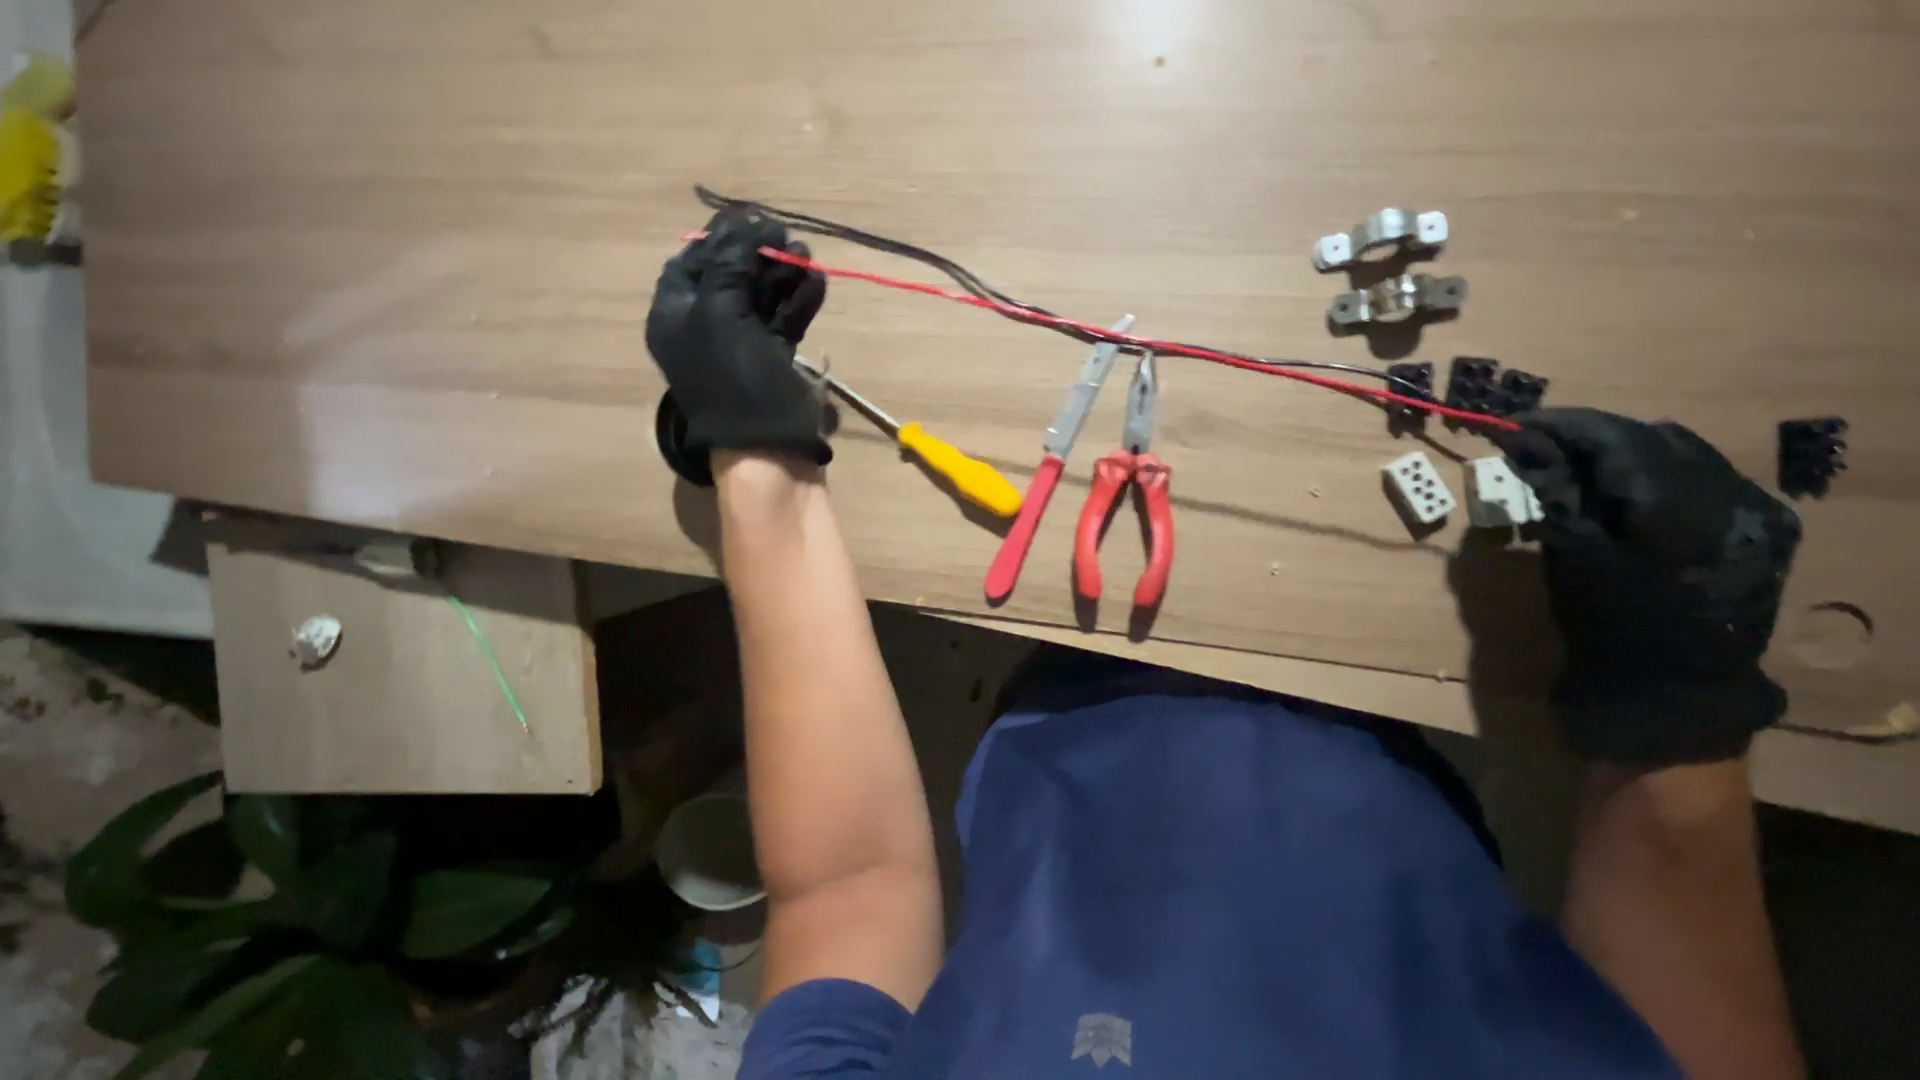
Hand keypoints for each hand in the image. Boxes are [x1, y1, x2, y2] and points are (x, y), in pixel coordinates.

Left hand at [646, 211, 829, 462]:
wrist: (769, 447)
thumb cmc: (735, 378)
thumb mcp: (721, 312)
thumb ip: (730, 261)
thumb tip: (748, 222)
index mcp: (675, 316)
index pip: (690, 261)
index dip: (718, 237)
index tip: (750, 220)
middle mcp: (704, 326)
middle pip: (730, 274)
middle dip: (759, 253)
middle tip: (786, 238)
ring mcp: (741, 343)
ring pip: (761, 294)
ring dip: (784, 272)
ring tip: (807, 257)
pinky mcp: (773, 357)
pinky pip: (784, 318)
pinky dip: (800, 299)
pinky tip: (817, 282)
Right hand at [1497, 408, 1800, 765]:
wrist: (1670, 696)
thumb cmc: (1606, 629)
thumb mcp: (1569, 555)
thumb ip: (1554, 489)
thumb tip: (1526, 440)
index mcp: (1679, 509)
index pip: (1617, 437)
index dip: (1564, 425)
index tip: (1520, 425)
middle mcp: (1734, 498)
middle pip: (1654, 437)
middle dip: (1595, 439)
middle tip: (1546, 450)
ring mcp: (1760, 513)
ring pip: (1685, 453)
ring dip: (1629, 456)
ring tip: (1585, 473)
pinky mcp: (1768, 529)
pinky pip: (1708, 479)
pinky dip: (1661, 478)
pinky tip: (1631, 499)